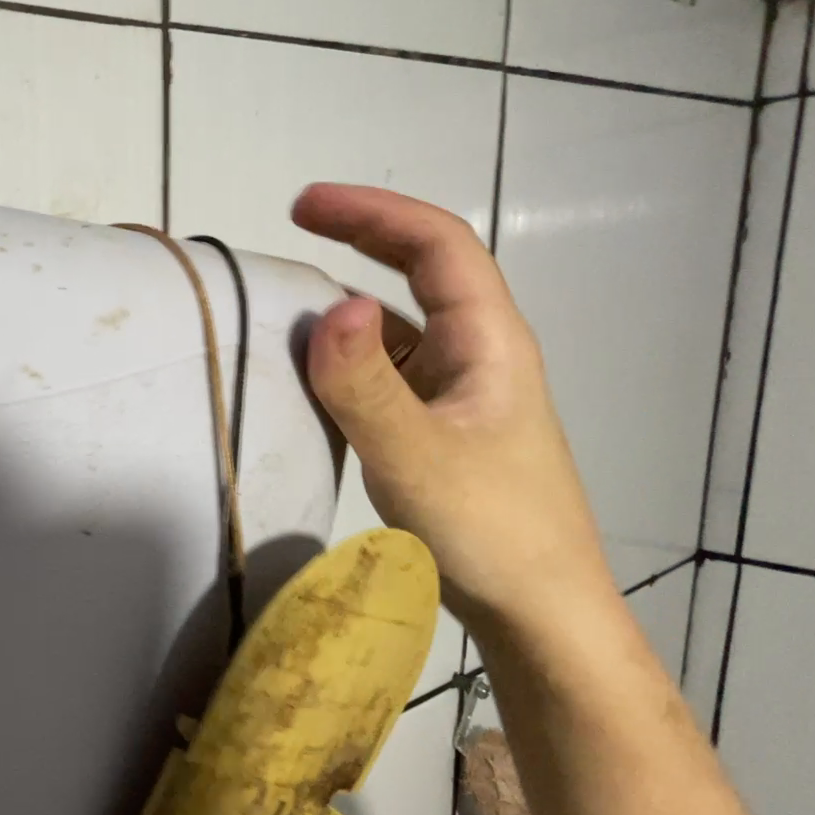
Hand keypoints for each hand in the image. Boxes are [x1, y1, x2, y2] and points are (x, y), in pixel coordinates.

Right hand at [292, 183, 615, 637]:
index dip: (373, 213)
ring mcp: (453, 393)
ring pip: (394, 327)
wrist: (536, 609)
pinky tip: (303, 378)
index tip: (303, 205)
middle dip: (360, 238)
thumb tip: (328, 307)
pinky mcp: (433, 428)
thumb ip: (366, 385)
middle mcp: (473, 356)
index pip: (437, 248)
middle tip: (291, 228)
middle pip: (419, 274)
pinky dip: (340, 360)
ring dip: (342, 305)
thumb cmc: (488, 529)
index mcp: (487, 344)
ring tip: (278, 305)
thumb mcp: (416, 456)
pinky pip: (381, 374)